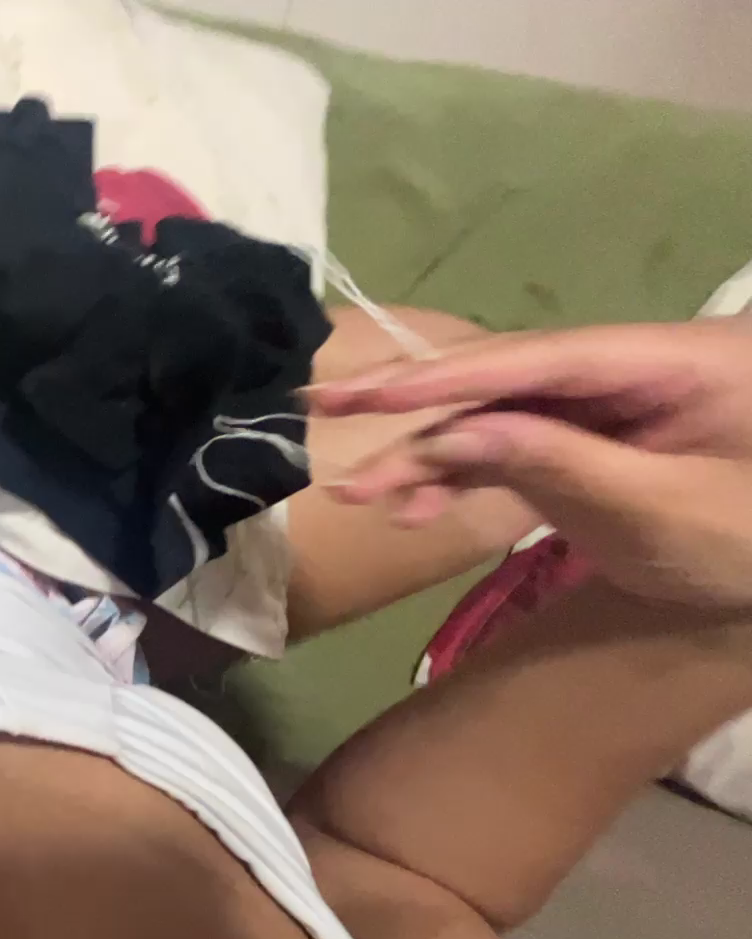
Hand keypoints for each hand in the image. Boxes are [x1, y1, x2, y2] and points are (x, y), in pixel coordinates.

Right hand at [305, 320, 751, 610]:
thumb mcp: (658, 509)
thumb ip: (551, 462)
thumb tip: (442, 437)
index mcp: (683, 361)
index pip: (544, 359)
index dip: (449, 376)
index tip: (366, 395)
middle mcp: (630, 368)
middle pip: (499, 375)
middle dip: (407, 399)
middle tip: (320, 403)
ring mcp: (598, 404)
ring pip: (484, 416)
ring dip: (418, 457)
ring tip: (354, 493)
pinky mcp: (575, 437)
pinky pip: (498, 449)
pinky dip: (450, 481)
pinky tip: (412, 513)